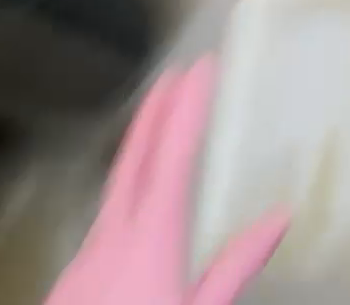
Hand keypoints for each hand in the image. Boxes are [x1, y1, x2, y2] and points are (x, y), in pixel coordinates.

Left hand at [47, 57, 290, 304]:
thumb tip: (282, 215)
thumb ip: (235, 267)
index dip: (188, 108)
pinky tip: (134, 212)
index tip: (201, 66)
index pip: (173, 158)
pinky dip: (124, 197)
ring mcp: (82, 265)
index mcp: (149, 242)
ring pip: (113, 194)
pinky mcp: (67, 288)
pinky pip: (102, 227)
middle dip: (153, 114)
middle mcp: (110, 242)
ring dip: (136, 153)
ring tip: (158, 130)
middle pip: (132, 163)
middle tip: (172, 74)